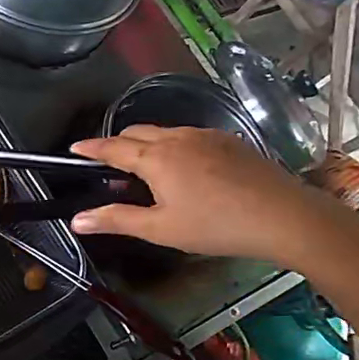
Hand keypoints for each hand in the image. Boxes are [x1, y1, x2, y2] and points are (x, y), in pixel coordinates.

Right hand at [68, 125, 354, 265]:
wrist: (284, 217)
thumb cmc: (215, 225)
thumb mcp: (159, 228)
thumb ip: (116, 220)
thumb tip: (76, 220)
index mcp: (156, 158)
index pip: (113, 147)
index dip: (91, 148)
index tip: (74, 147)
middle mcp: (178, 138)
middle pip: (137, 131)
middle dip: (117, 143)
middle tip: (107, 163)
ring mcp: (207, 136)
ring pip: (165, 131)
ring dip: (145, 143)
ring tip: (142, 168)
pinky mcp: (230, 141)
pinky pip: (188, 135)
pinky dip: (171, 145)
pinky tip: (181, 168)